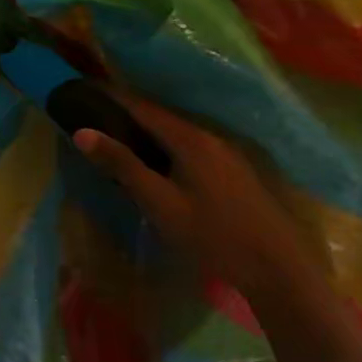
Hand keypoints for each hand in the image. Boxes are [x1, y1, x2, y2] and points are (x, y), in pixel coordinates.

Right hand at [75, 95, 321, 297]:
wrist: (279, 271)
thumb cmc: (212, 236)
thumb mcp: (159, 203)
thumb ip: (122, 165)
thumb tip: (81, 132)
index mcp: (189, 139)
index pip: (141, 106)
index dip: (111, 96)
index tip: (84, 89)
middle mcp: (209, 137)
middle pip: (160, 115)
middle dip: (126, 110)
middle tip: (94, 111)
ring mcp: (226, 153)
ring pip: (176, 131)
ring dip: (146, 128)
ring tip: (117, 132)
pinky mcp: (234, 171)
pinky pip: (189, 145)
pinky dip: (164, 143)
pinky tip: (155, 160)